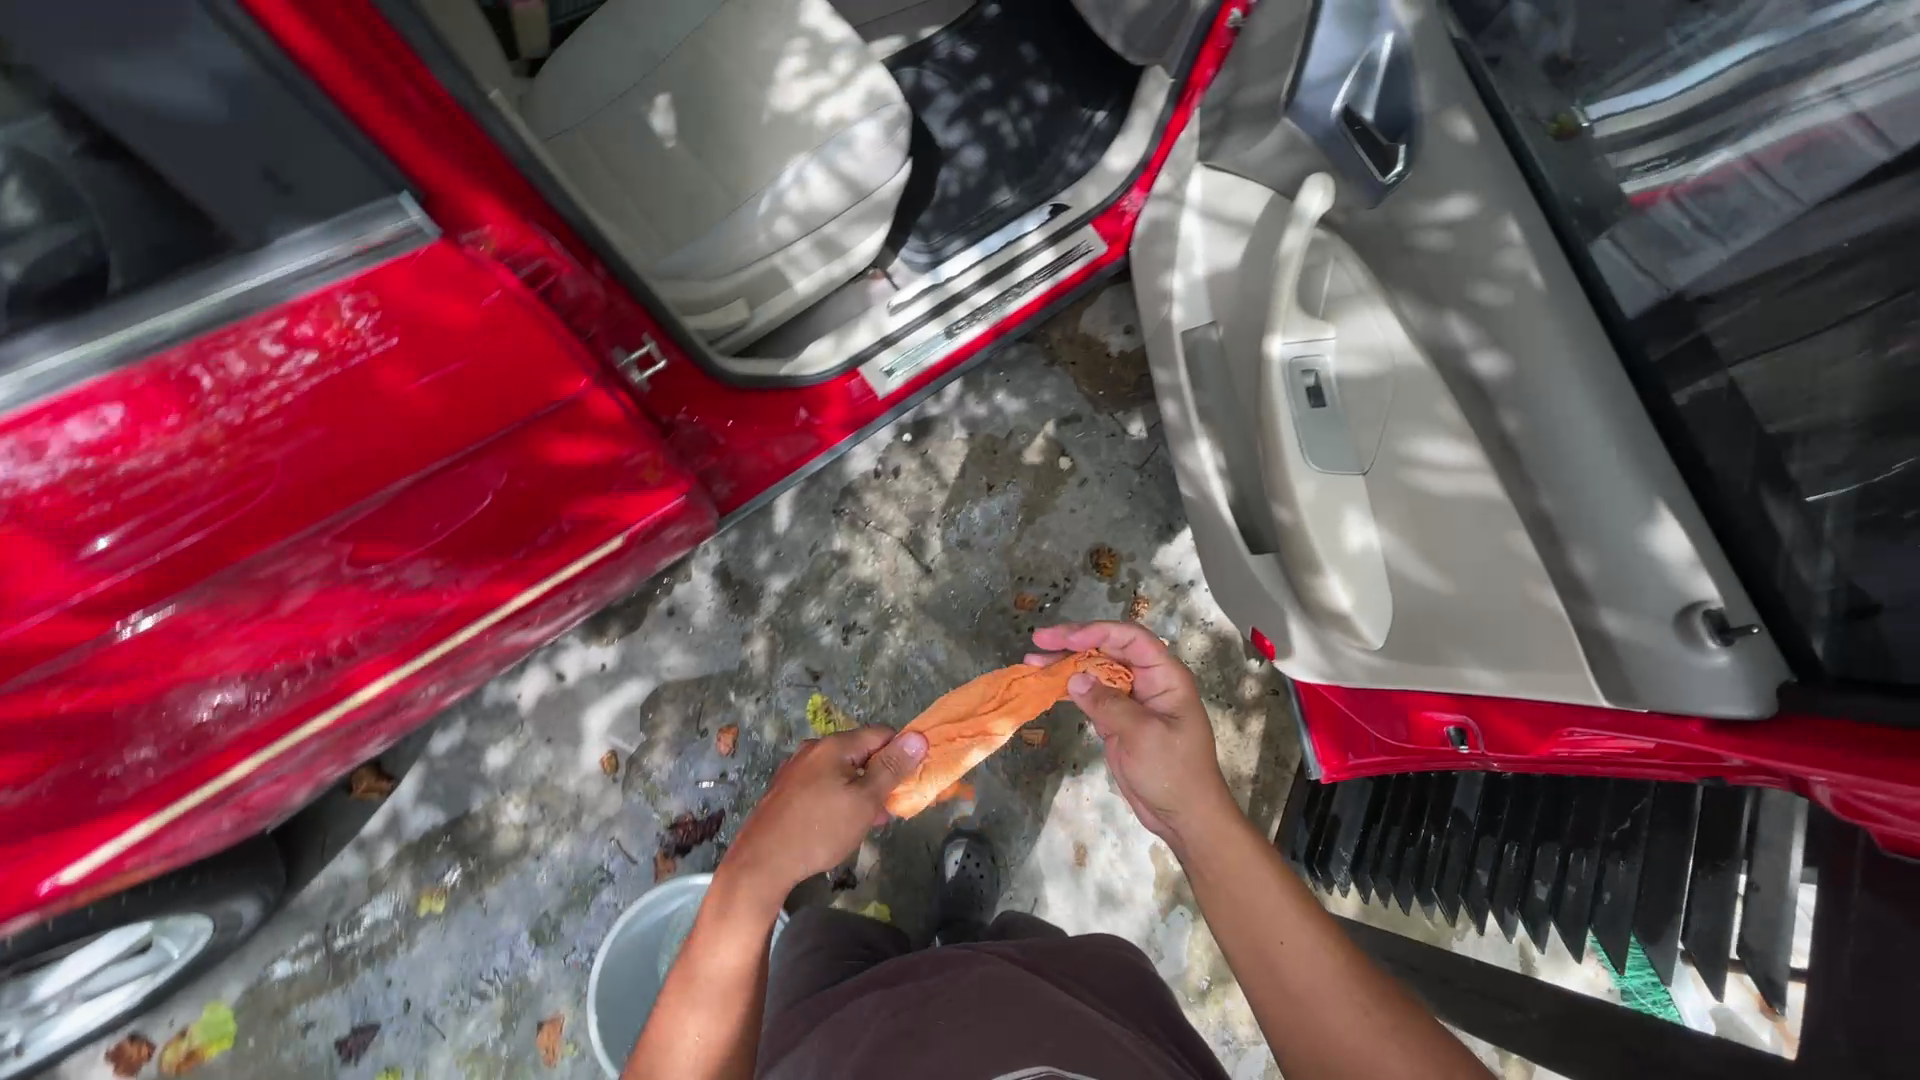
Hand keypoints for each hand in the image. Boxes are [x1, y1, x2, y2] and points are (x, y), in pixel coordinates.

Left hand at [719, 726, 927, 898]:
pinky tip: (838, 825)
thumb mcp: (865, 800)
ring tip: (866, 822)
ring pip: (840, 771)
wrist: (761, 862)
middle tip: (888, 809)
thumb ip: (892, 768)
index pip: (881, 734)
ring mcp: (796, 769)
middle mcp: (813, 749)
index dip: (900, 754)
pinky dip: (837, 798)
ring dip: (859, 790)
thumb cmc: (819, 830)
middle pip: (860, 752)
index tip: (908, 782)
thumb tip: (917, 737)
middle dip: (879, 777)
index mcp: (834, 745)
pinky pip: (822, 785)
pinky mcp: (785, 790)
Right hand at [1029, 622, 1237, 851]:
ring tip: (1032, 661)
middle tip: (1038, 642)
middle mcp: (1147, 681)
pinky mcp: (1117, 718)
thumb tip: (1074, 679)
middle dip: (1073, 643)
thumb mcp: (1143, 736)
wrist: (1184, 816)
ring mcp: (1130, 699)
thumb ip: (1108, 704)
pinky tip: (1046, 685)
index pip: (1131, 639)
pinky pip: (1090, 694)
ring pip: (1095, 670)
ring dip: (1065, 664)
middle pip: (1108, 649)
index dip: (1097, 631)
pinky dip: (1068, 689)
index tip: (1065, 638)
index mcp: (1165, 676)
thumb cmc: (1174, 773)